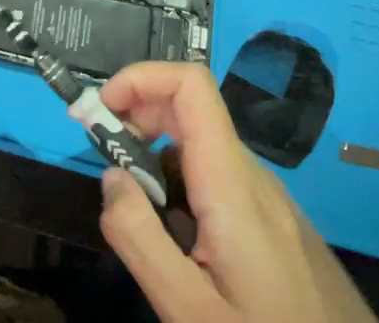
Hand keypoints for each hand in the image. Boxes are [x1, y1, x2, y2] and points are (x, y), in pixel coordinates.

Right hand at [97, 62, 374, 322]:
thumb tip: (112, 176)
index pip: (192, 86)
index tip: (100, 112)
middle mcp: (256, 179)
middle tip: (106, 167)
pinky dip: (181, 186)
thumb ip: (138, 237)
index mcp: (233, 187)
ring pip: (200, 150)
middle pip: (190, 111)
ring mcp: (272, 200)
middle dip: (136, 120)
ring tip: (143, 221)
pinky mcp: (278, 222)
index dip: (140, 78)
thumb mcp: (188, 308)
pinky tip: (180, 243)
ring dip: (156, 161)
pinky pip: (219, 179)